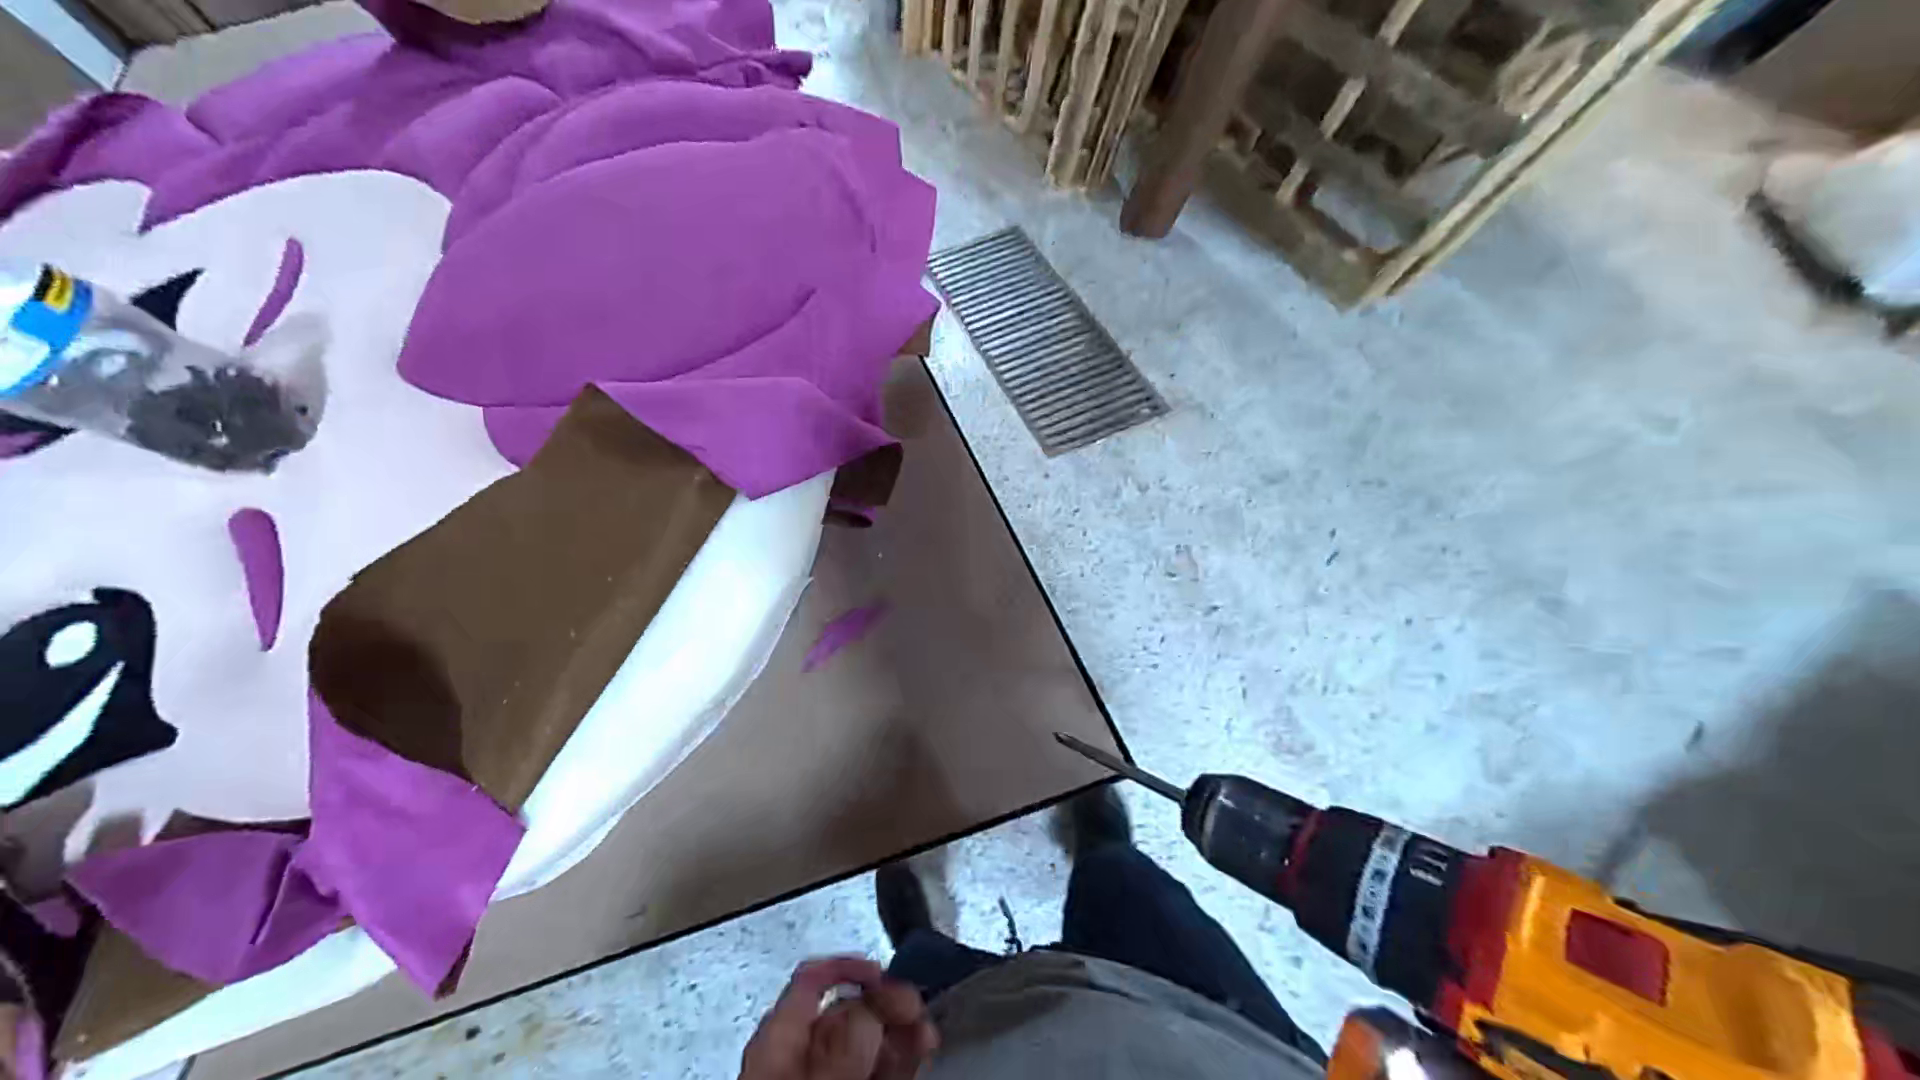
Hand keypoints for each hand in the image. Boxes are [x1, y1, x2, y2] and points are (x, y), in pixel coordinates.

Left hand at [740, 956, 939, 1079]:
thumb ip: (842, 1051)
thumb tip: (870, 1008)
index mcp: (778, 1045)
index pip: (810, 982)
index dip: (848, 968)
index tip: (885, 976)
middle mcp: (798, 1060)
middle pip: (846, 1012)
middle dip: (886, 1005)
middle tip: (917, 1010)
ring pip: (867, 1044)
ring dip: (900, 1033)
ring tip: (926, 1036)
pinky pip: (876, 1072)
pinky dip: (899, 1060)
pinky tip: (920, 1055)